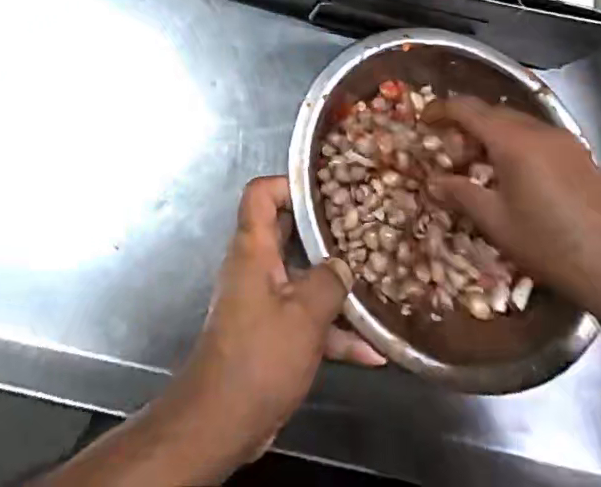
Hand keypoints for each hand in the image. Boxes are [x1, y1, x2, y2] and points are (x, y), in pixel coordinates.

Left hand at [168, 176, 383, 471]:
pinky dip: (332, 330)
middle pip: (287, 233)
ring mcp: (262, 300)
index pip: (260, 194)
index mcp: (253, 249)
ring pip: (301, 279)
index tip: (325, 190)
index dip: (288, 184)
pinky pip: (305, 318)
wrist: (224, 417)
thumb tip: (342, 264)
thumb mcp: (304, 314)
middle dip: (323, 232)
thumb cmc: (261, 354)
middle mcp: (255, 267)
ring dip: (334, 287)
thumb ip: (328, 282)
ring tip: (375, 285)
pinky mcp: (271, 333)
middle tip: (362, 229)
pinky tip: (372, 350)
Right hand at [423, 96, 600, 314]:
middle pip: (493, 113)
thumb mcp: (496, 222)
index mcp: (513, 141)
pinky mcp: (584, 159)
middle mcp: (541, 132)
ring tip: (480, 168)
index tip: (424, 120)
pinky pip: (539, 139)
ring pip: (518, 125)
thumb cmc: (552, 246)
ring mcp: (567, 144)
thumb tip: (434, 182)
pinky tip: (515, 179)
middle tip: (450, 153)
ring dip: (493, 136)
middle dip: (466, 126)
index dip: (440, 110)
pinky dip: (517, 147)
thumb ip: (460, 194)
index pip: (467, 108)